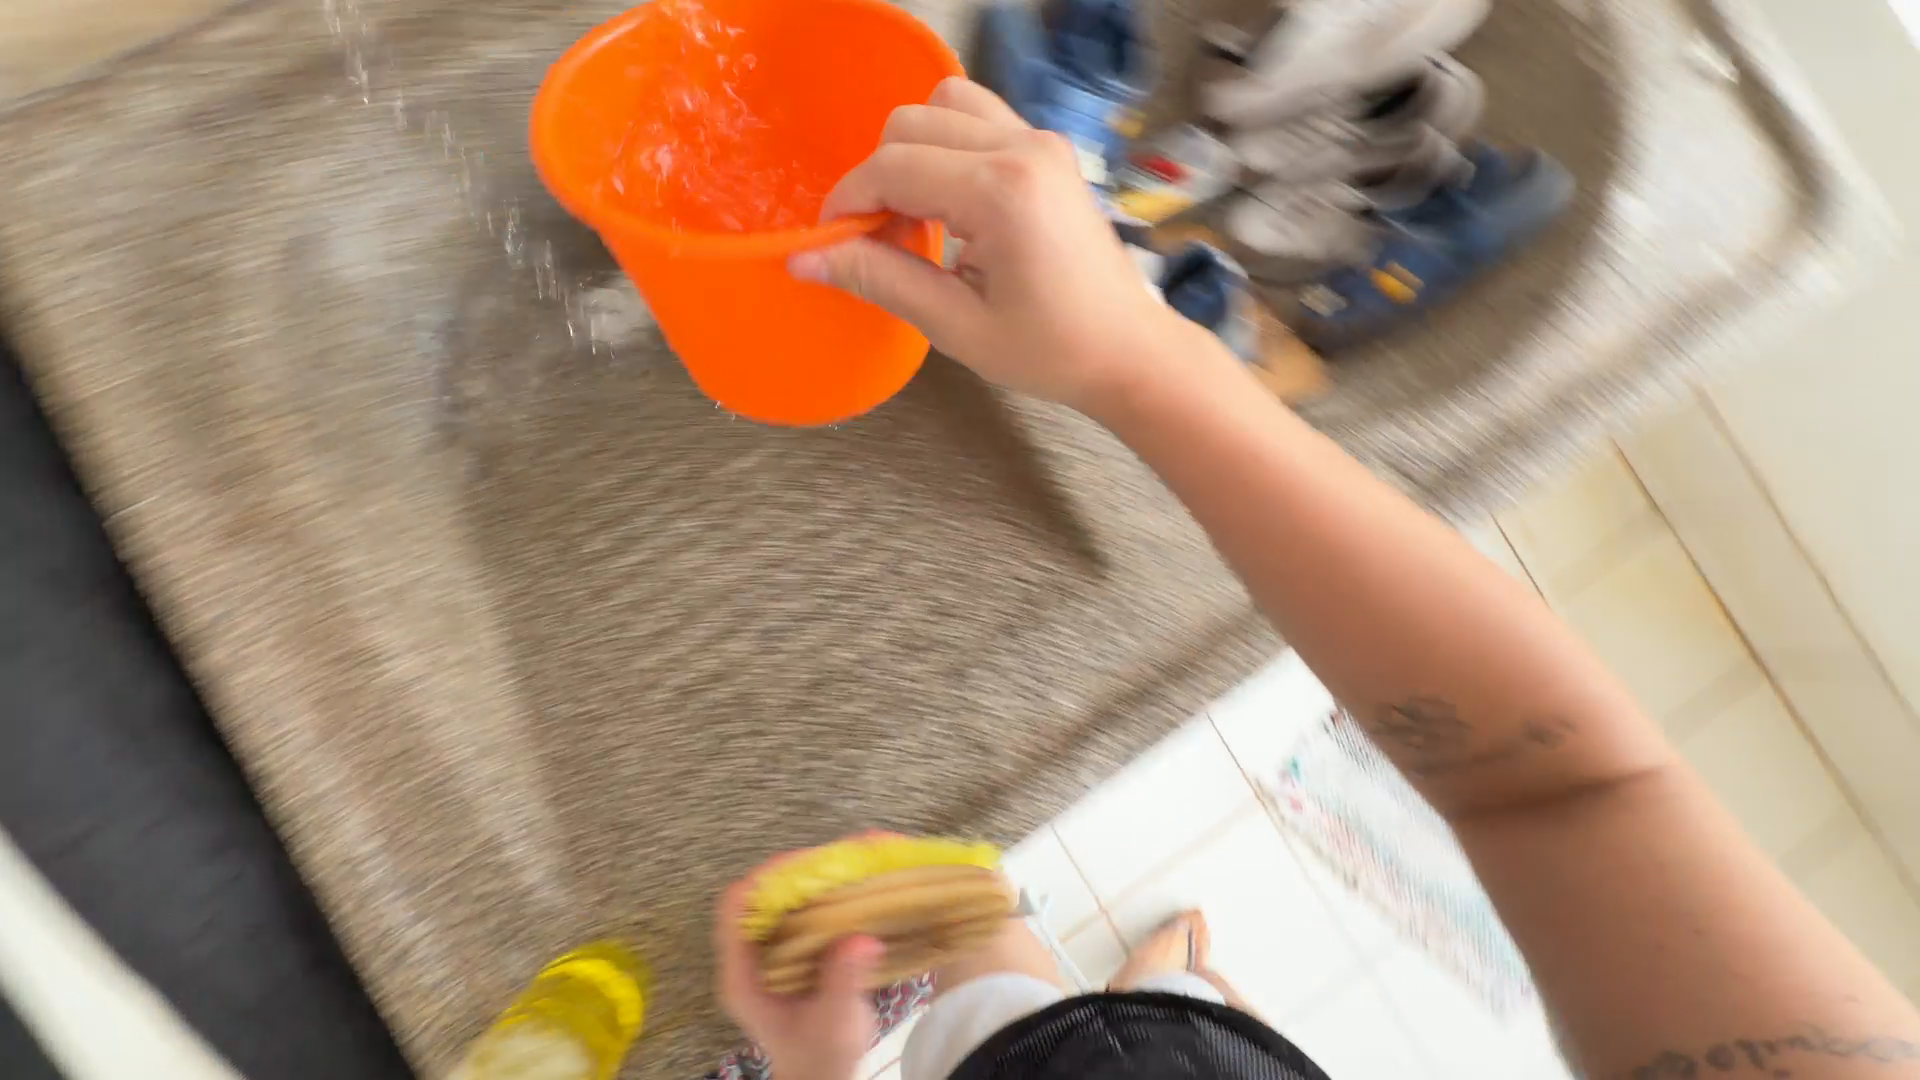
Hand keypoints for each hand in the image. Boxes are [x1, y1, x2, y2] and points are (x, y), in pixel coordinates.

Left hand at [714, 877, 882, 1079]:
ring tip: (856, 860)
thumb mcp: (833, 1026)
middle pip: (762, 894)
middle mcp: (752, 955)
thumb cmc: (820, 1060)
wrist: (822, 1077)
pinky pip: (805, 906)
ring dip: (818, 874)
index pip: (734, 909)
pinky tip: (858, 882)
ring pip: (785, 895)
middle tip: (841, 858)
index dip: (763, 880)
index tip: (804, 866)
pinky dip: (830, 889)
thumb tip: (860, 939)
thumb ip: (841, 983)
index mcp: (743, 976)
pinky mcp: (794, 947)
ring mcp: (772, 949)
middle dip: (800, 869)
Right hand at [789, 77, 1197, 416]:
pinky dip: (948, 149)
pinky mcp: (1050, 152)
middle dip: (877, 178)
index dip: (848, 202)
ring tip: (916, 219)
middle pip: (911, 123)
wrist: (1127, 351)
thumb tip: (808, 259)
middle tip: (878, 241)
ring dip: (912, 154)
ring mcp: (1042, 142)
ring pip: (944, 106)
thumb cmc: (1052, 351)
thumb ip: (882, 281)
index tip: (830, 241)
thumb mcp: (957, 326)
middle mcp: (1023, 147)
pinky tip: (951, 207)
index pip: (893, 167)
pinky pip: (979, 120)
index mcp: (1000, 190)